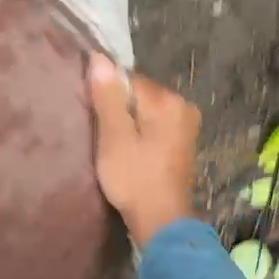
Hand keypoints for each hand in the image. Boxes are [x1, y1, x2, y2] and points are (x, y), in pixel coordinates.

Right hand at [85, 55, 201, 246]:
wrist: (161, 219)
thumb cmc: (134, 179)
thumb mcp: (114, 139)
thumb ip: (108, 98)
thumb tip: (100, 58)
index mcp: (167, 101)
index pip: (129, 80)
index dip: (106, 95)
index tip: (91, 118)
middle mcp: (183, 106)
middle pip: (140, 95)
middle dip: (118, 109)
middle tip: (100, 137)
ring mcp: (187, 125)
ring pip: (147, 112)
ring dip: (128, 123)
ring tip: (113, 147)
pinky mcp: (184, 143)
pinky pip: (156, 126)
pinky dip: (140, 134)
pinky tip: (130, 153)